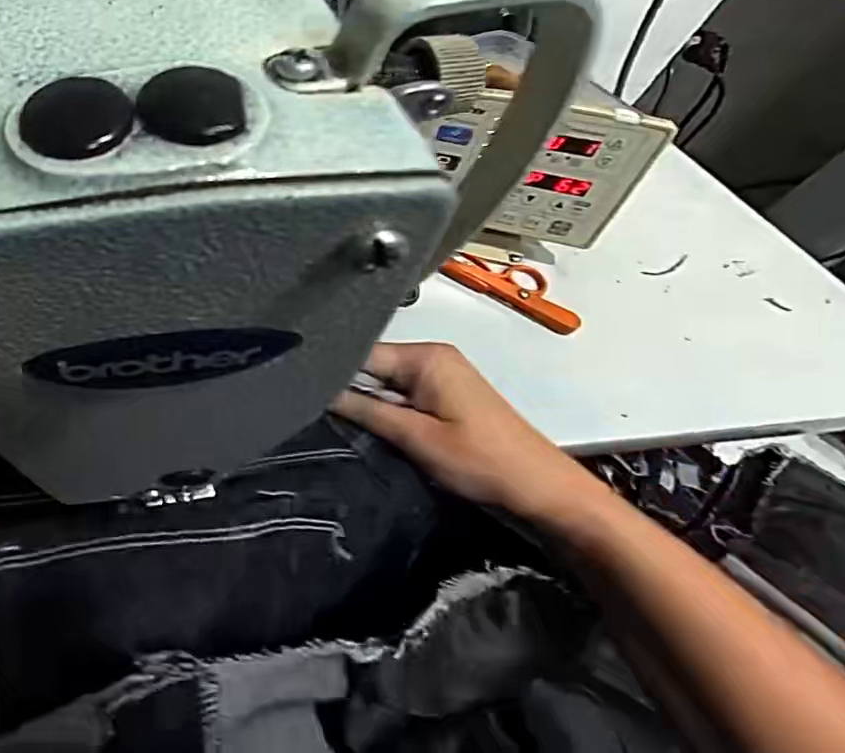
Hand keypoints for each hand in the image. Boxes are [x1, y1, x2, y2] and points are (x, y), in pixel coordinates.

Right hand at [332, 341, 610, 529]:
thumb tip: (321, 390)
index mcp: (426, 356)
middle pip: (374, 365)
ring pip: (386, 381)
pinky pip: (403, 393)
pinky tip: (371, 424)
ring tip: (335, 417)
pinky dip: (388, 408)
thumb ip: (366, 411)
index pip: (363, 353)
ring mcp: (442, 374)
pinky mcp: (446, 394)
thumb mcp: (416, 437)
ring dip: (368, 401)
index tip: (300, 385)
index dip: (332, 369)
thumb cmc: (481, 461)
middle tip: (312, 406)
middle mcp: (433, 356)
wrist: (543, 491)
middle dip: (349, 386)